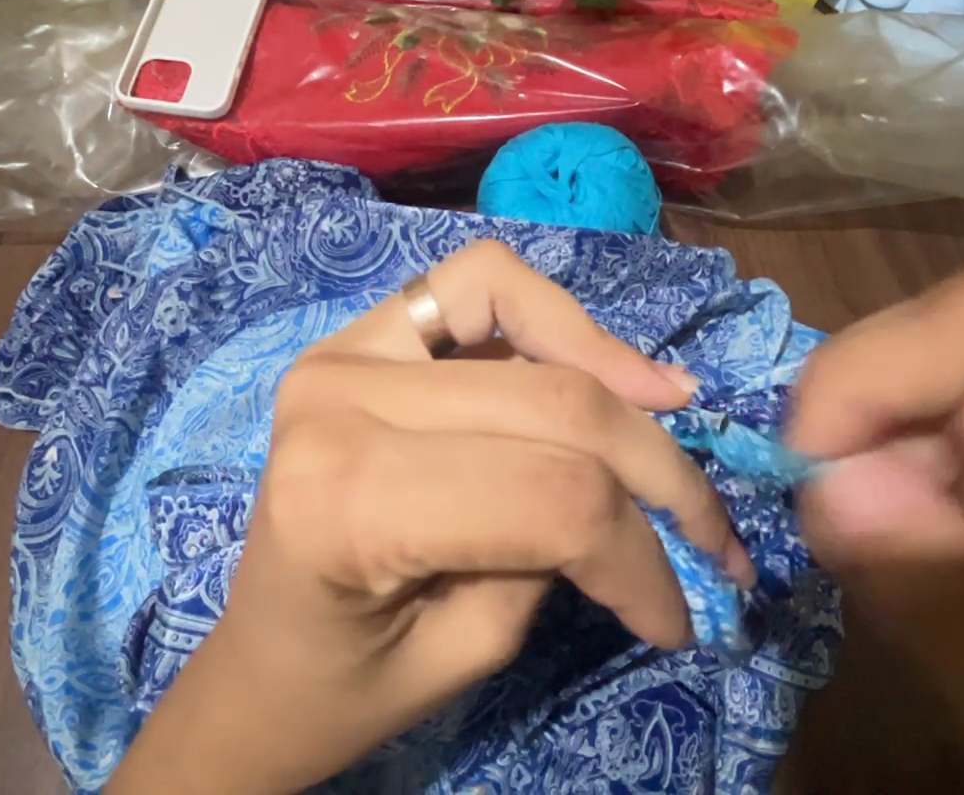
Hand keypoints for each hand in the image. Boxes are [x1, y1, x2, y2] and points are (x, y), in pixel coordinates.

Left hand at [109, 241, 750, 793]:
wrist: (257, 661)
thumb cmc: (346, 681)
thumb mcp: (470, 646)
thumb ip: (554, 551)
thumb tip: (632, 487)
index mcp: (348, 503)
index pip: (553, 498)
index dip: (639, 557)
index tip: (676, 618)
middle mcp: (337, 399)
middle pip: (553, 401)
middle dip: (654, 467)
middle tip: (705, 530)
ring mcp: (340, 350)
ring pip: (519, 307)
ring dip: (608, 363)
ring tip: (666, 407)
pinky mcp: (355, 335)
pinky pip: (473, 283)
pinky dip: (545, 314)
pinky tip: (585, 361)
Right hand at [788, 270, 963, 794]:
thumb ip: (946, 604)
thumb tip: (828, 476)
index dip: (860, 372)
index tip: (809, 476)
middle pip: (932, 344)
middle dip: (849, 425)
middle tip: (851, 543)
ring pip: (925, 372)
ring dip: (867, 452)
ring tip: (901, 564)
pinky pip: (946, 408)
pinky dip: (895, 462)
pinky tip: (930, 546)